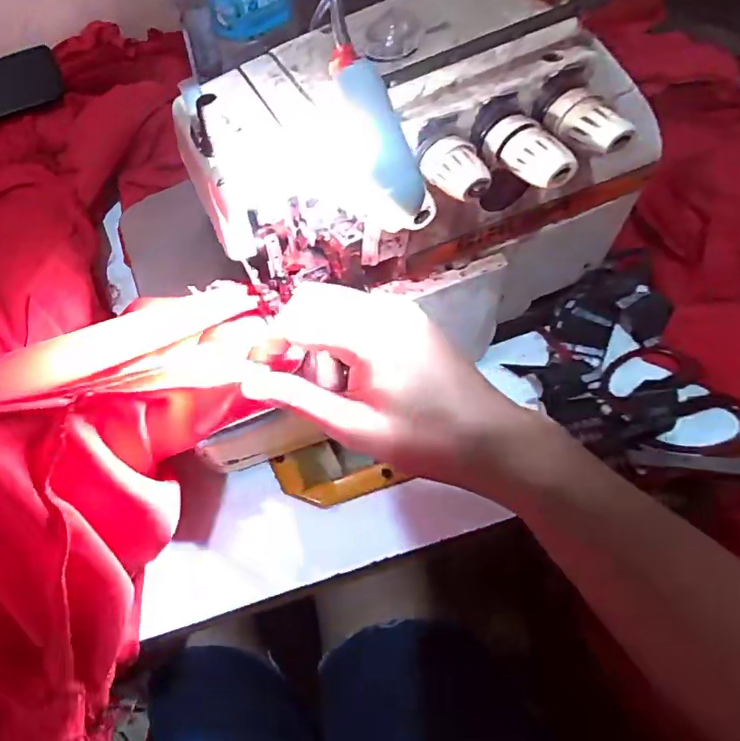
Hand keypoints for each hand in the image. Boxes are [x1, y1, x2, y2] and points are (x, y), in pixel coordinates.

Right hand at [239, 283, 569, 493]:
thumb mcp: (353, 426)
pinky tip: (353, 374)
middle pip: (310, 300)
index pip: (296, 319)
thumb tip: (249, 383)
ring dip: (316, 337)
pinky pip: (355, 312)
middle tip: (294, 379)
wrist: (490, 439)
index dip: (267, 343)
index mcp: (369, 334)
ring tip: (334, 386)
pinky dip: (338, 336)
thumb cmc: (422, 440)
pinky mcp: (406, 317)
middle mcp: (382, 308)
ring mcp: (398, 309)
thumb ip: (297, 398)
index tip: (256, 371)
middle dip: (290, 335)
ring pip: (331, 304)